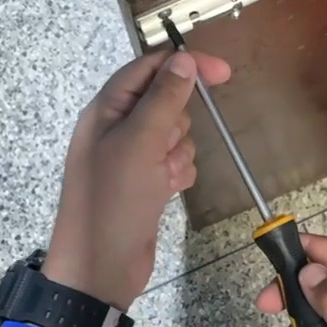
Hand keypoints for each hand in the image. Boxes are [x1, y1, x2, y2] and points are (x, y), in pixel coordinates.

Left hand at [44, 50, 230, 310]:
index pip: (150, 69)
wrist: (101, 267)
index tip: (225, 74)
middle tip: (162, 150)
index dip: (186, 66)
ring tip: (162, 178)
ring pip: (176, 136)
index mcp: (107, 109)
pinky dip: (178, 175)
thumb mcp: (139, 143)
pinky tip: (167, 192)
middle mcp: (118, 128)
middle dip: (177, 125)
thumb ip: (164, 98)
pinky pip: (175, 164)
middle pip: (167, 103)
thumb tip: (183, 59)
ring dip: (178, 155)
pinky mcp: (146, 184)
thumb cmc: (114, 201)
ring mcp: (132, 159)